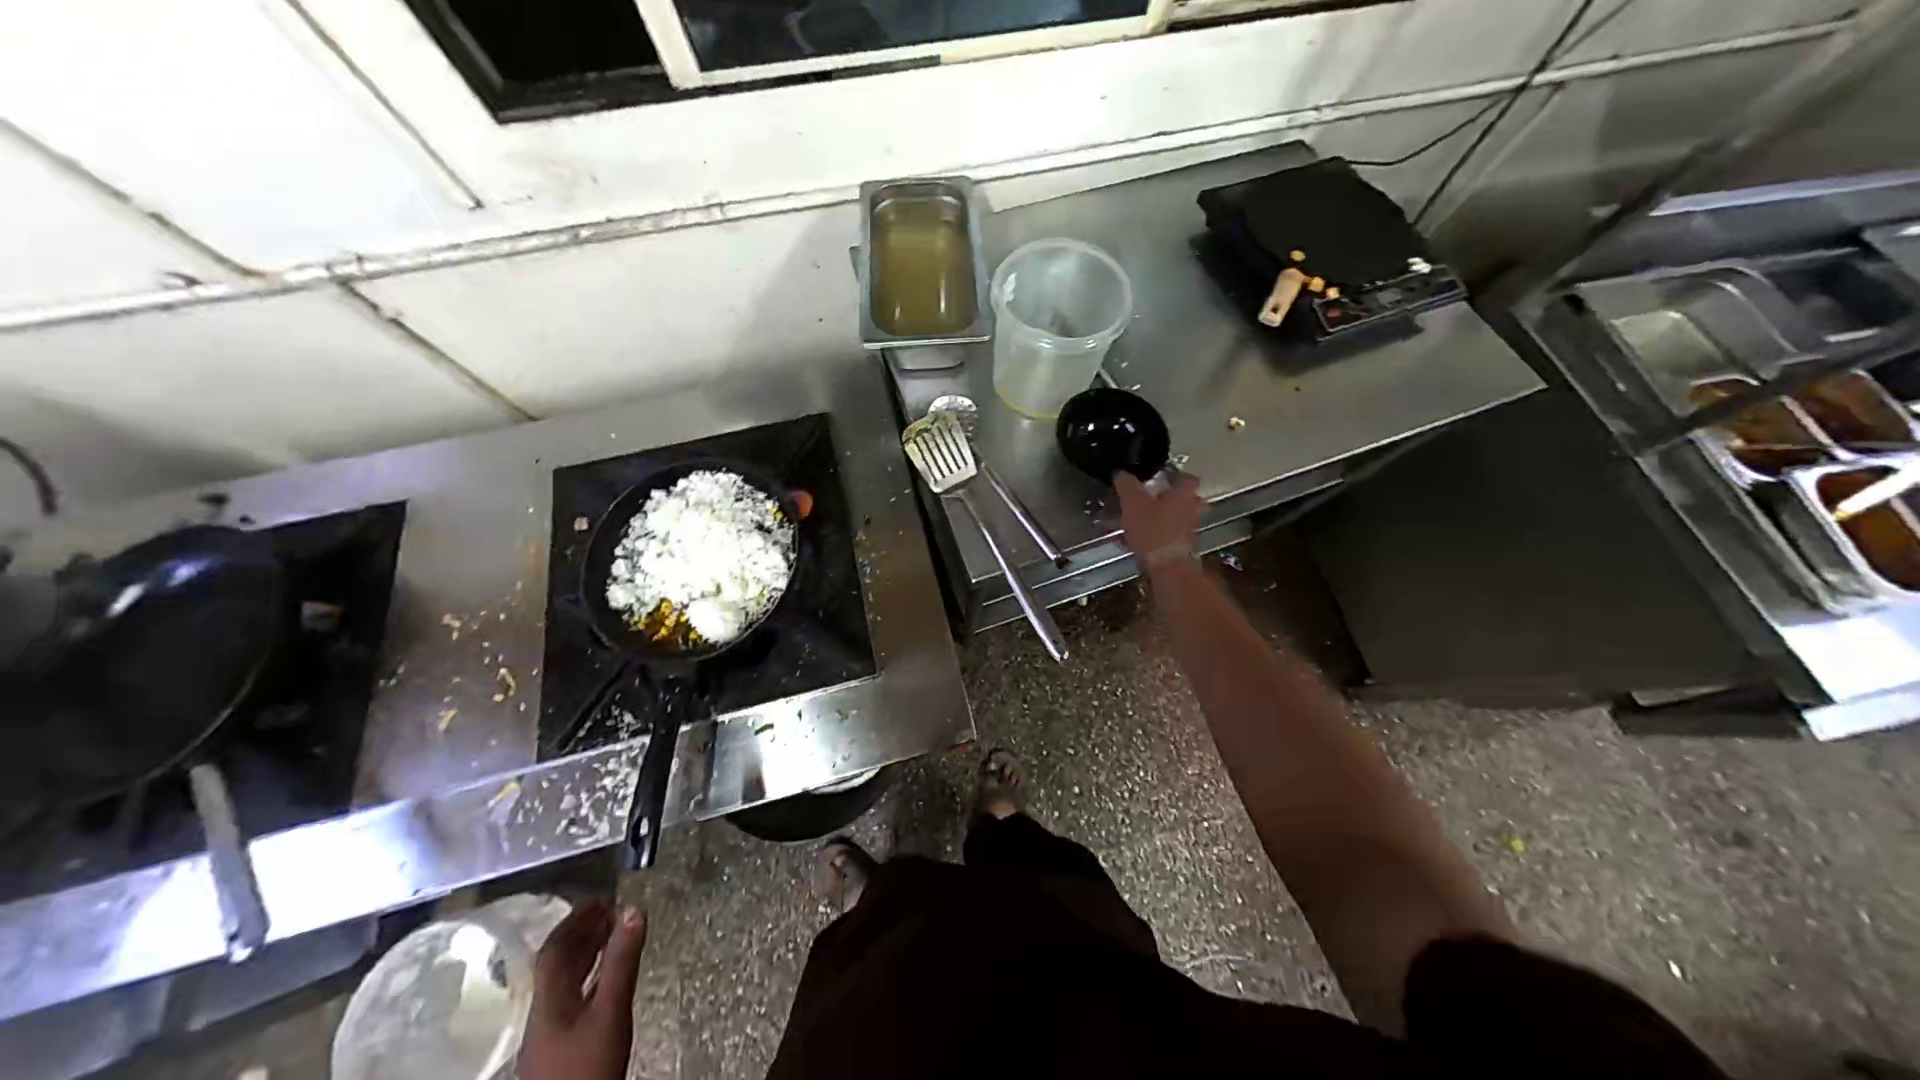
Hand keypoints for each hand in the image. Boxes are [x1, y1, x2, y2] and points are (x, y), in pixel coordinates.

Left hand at [518, 901, 647, 1079]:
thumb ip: (622, 961)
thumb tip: (635, 909)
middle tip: (611, 911)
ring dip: (587, 955)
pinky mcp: (561, 1049)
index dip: (576, 920)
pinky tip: (607, 981)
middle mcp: (545, 1012)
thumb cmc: (588, 1068)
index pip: (556, 949)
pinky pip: (573, 999)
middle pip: (558, 965)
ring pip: (565, 983)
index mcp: (550, 1000)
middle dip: (583, 933)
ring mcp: (550, 1034)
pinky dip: (591, 978)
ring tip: (613, 935)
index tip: (603, 899)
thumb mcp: (611, 1011)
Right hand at [1114, 471, 1203, 568]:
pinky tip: (1132, 541)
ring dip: (1158, 518)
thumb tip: (1121, 473)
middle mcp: (1191, 510)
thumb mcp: (1133, 502)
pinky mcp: (1180, 548)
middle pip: (1184, 499)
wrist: (1167, 566)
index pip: (1187, 477)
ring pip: (1174, 519)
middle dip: (1167, 499)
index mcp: (1183, 494)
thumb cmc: (1153, 529)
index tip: (1162, 476)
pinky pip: (1165, 537)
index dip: (1174, 475)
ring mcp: (1188, 530)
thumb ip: (1126, 485)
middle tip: (1151, 499)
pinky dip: (1152, 536)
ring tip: (1135, 522)